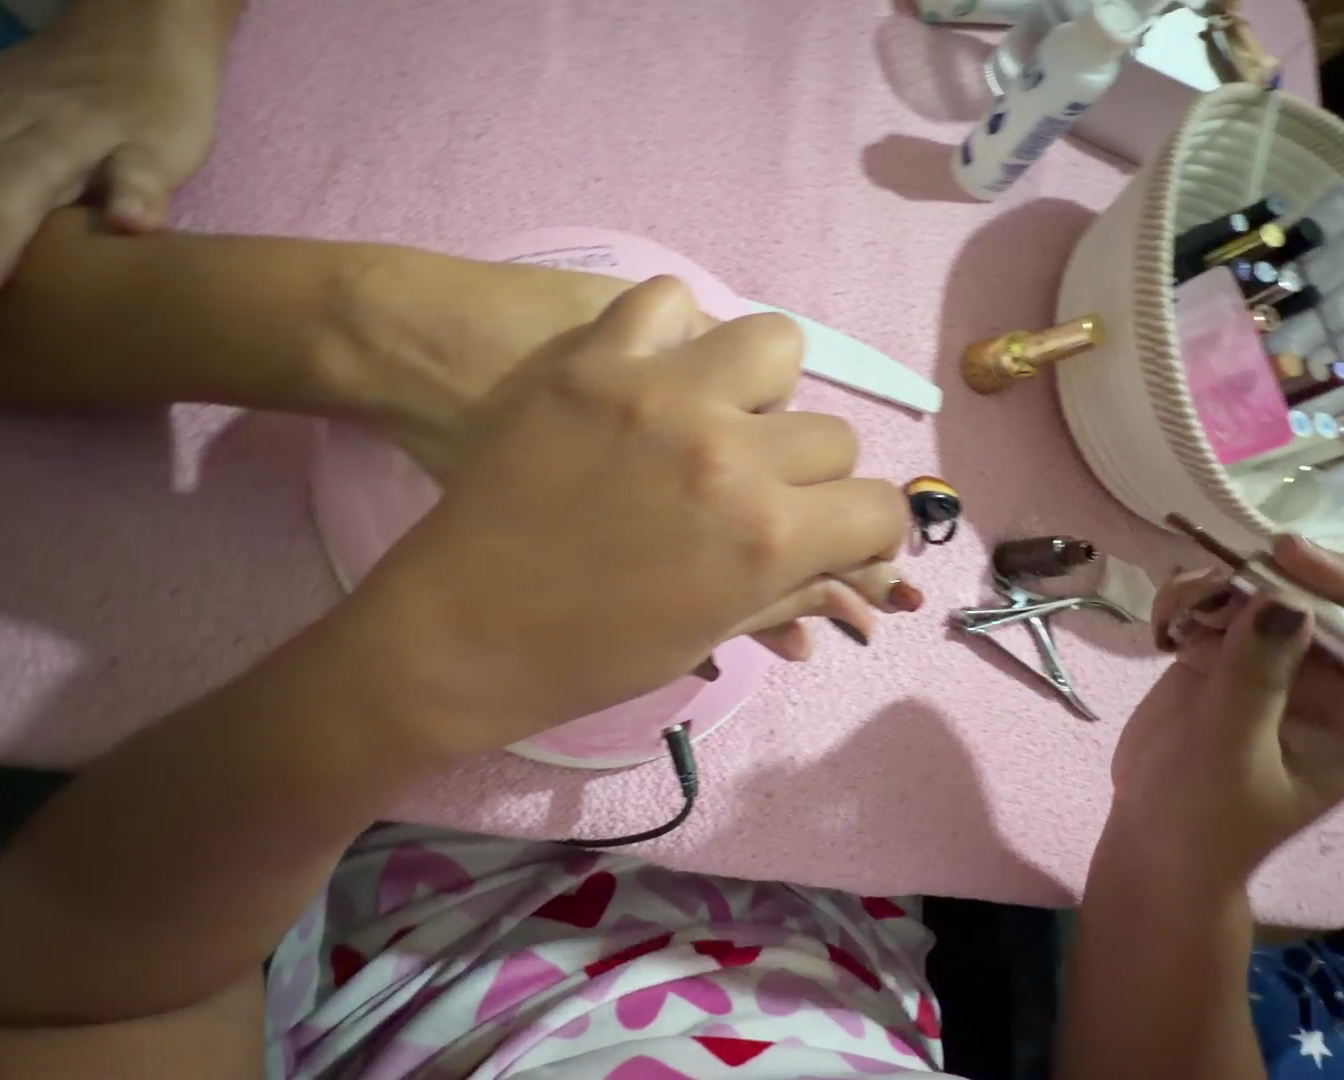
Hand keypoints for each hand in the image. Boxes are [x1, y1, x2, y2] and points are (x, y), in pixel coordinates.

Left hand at [354, 277, 912, 756]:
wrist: (460, 632)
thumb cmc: (586, 656)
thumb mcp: (704, 635)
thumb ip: (791, 592)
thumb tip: (856, 579)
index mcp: (765, 539)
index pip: (883, 507)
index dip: (869, 530)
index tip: (840, 536)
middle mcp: (731, 454)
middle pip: (833, 434)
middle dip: (811, 476)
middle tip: (760, 494)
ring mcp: (661, 395)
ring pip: (774, 342)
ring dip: (761, 387)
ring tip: (716, 419)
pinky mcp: (594, 361)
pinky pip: (669, 301)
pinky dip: (672, 334)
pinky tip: (651, 377)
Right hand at [1106, 537, 1343, 883]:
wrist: (1153, 835)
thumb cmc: (1207, 815)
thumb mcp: (1232, 751)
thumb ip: (1256, 677)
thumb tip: (1282, 600)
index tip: (1286, 556)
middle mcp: (1333, 679)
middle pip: (1322, 597)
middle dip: (1266, 577)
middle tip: (1206, 580)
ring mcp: (1274, 663)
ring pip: (1261, 590)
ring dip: (1213, 586)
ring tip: (1171, 614)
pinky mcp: (1223, 655)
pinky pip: (1214, 604)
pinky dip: (1184, 600)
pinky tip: (1160, 627)